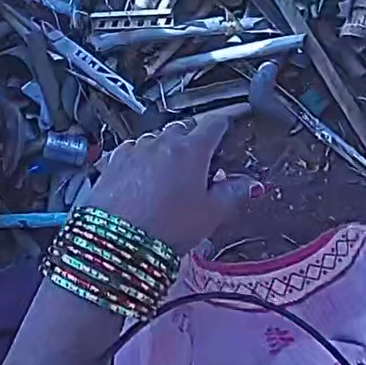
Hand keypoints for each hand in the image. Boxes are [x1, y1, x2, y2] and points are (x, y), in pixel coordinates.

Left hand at [86, 107, 252, 253]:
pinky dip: (140, 160)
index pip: (214, 123)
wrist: (118, 241)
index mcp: (192, 150)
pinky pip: (132, 151)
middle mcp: (162, 142)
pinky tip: (141, 182)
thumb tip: (251, 184)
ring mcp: (136, 148)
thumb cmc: (166, 228)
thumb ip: (234, 193)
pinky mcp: (114, 160)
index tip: (224, 129)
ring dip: (164, 151)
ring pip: (156, 140)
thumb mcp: (211, 213)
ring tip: (167, 179)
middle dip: (192, 141)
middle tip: (197, 165)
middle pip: (183, 129)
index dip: (222, 125)